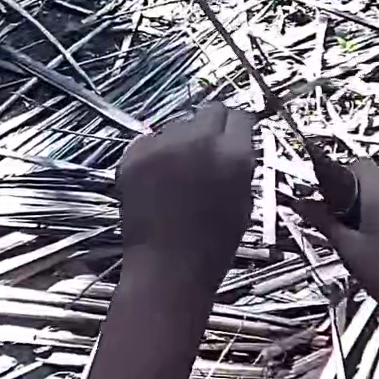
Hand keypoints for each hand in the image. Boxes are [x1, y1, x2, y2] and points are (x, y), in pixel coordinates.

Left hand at [117, 103, 255, 292]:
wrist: (167, 267)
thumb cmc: (213, 245)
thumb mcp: (243, 202)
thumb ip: (239, 166)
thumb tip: (231, 144)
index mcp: (234, 154)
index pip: (240, 116)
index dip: (237, 127)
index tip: (232, 136)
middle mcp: (200, 140)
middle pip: (210, 110)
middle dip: (212, 126)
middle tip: (207, 150)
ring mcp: (164, 145)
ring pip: (178, 126)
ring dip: (182, 142)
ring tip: (179, 175)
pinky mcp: (135, 154)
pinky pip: (151, 141)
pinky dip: (156, 154)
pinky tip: (157, 180)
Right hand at [297, 159, 378, 332]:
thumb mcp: (352, 252)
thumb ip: (325, 223)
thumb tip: (301, 203)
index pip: (354, 165)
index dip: (335, 180)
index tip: (323, 205)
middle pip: (367, 185)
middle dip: (347, 205)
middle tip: (337, 234)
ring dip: (364, 221)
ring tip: (358, 253)